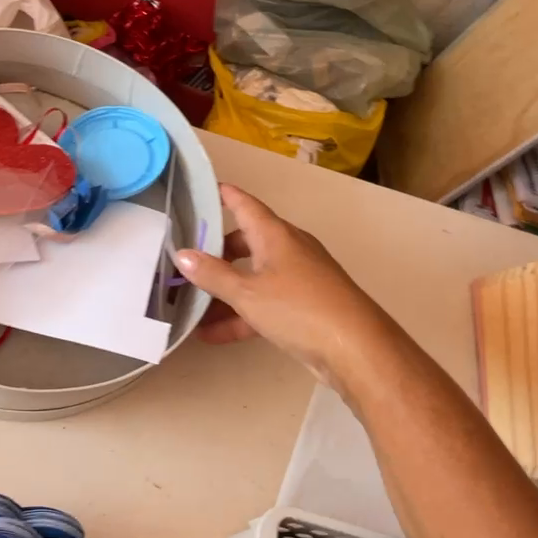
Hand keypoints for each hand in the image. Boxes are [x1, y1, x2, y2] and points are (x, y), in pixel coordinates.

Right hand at [173, 184, 385, 389]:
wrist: (355, 348)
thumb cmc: (298, 308)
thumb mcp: (247, 292)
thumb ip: (212, 275)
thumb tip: (182, 254)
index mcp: (276, 235)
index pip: (246, 205)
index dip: (225, 196)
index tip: (206, 189)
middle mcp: (289, 250)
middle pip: (246, 243)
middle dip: (216, 254)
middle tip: (186, 262)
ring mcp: (298, 279)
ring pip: (253, 277)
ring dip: (224, 292)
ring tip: (191, 308)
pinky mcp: (304, 307)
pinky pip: (264, 303)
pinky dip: (241, 315)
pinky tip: (212, 335)